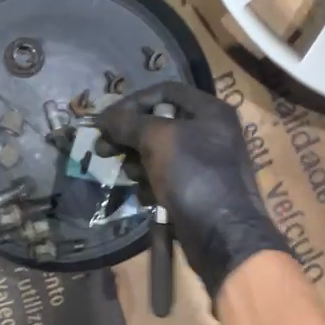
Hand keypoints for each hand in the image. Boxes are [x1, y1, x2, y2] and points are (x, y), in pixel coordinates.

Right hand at [98, 83, 292, 305]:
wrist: (222, 233)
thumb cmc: (193, 174)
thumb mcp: (157, 138)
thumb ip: (128, 123)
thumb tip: (103, 119)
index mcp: (210, 110)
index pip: (165, 91)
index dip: (133, 101)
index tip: (107, 119)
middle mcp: (210, 132)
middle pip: (159, 122)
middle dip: (128, 134)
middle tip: (102, 147)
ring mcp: (205, 163)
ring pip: (159, 152)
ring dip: (136, 160)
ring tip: (123, 172)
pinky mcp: (197, 189)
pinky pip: (166, 176)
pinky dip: (151, 182)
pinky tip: (144, 193)